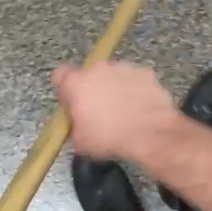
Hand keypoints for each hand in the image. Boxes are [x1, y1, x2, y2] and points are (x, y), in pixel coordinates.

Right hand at [53, 61, 182, 161]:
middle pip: (90, 75)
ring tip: (124, 111)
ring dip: (115, 88)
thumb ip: (75, 127)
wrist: (150, 134)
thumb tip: (80, 125)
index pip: (60, 75)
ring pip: (114, 76)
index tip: (71, 102)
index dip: (66, 89)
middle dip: (93, 89)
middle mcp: (99, 69)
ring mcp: (124, 68)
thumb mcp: (80, 142)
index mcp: (77, 83)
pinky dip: (136, 90)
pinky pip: (136, 80)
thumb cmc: (109, 139)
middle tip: (100, 111)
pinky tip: (141, 108)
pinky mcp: (146, 73)